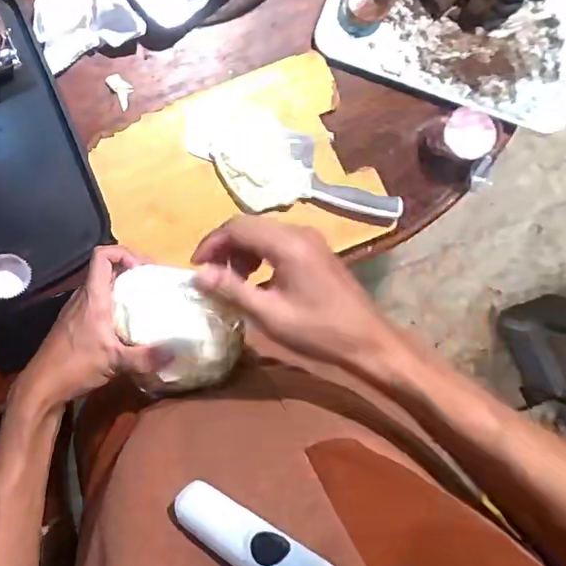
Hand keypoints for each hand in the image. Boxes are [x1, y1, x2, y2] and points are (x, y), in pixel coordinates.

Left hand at [11, 245, 165, 416]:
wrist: (42, 386)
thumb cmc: (75, 365)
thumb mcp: (115, 362)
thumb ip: (146, 357)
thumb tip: (177, 352)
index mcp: (93, 296)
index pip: (103, 255)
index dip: (124, 253)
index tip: (143, 270)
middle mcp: (84, 297)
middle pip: (107, 269)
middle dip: (132, 270)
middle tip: (154, 283)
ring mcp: (77, 310)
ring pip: (103, 286)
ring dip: (124, 288)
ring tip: (146, 301)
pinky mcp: (75, 323)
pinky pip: (98, 303)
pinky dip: (114, 305)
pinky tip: (127, 324)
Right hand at [192, 216, 422, 380]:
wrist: (369, 340)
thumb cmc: (319, 331)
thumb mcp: (270, 314)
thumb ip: (232, 289)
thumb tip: (198, 274)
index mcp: (286, 243)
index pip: (237, 227)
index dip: (211, 244)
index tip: (196, 268)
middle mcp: (298, 231)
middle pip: (248, 224)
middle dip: (224, 246)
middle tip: (209, 274)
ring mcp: (309, 238)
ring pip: (262, 231)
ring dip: (241, 250)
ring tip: (230, 279)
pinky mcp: (315, 249)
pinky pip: (277, 240)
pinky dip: (258, 253)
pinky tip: (255, 278)